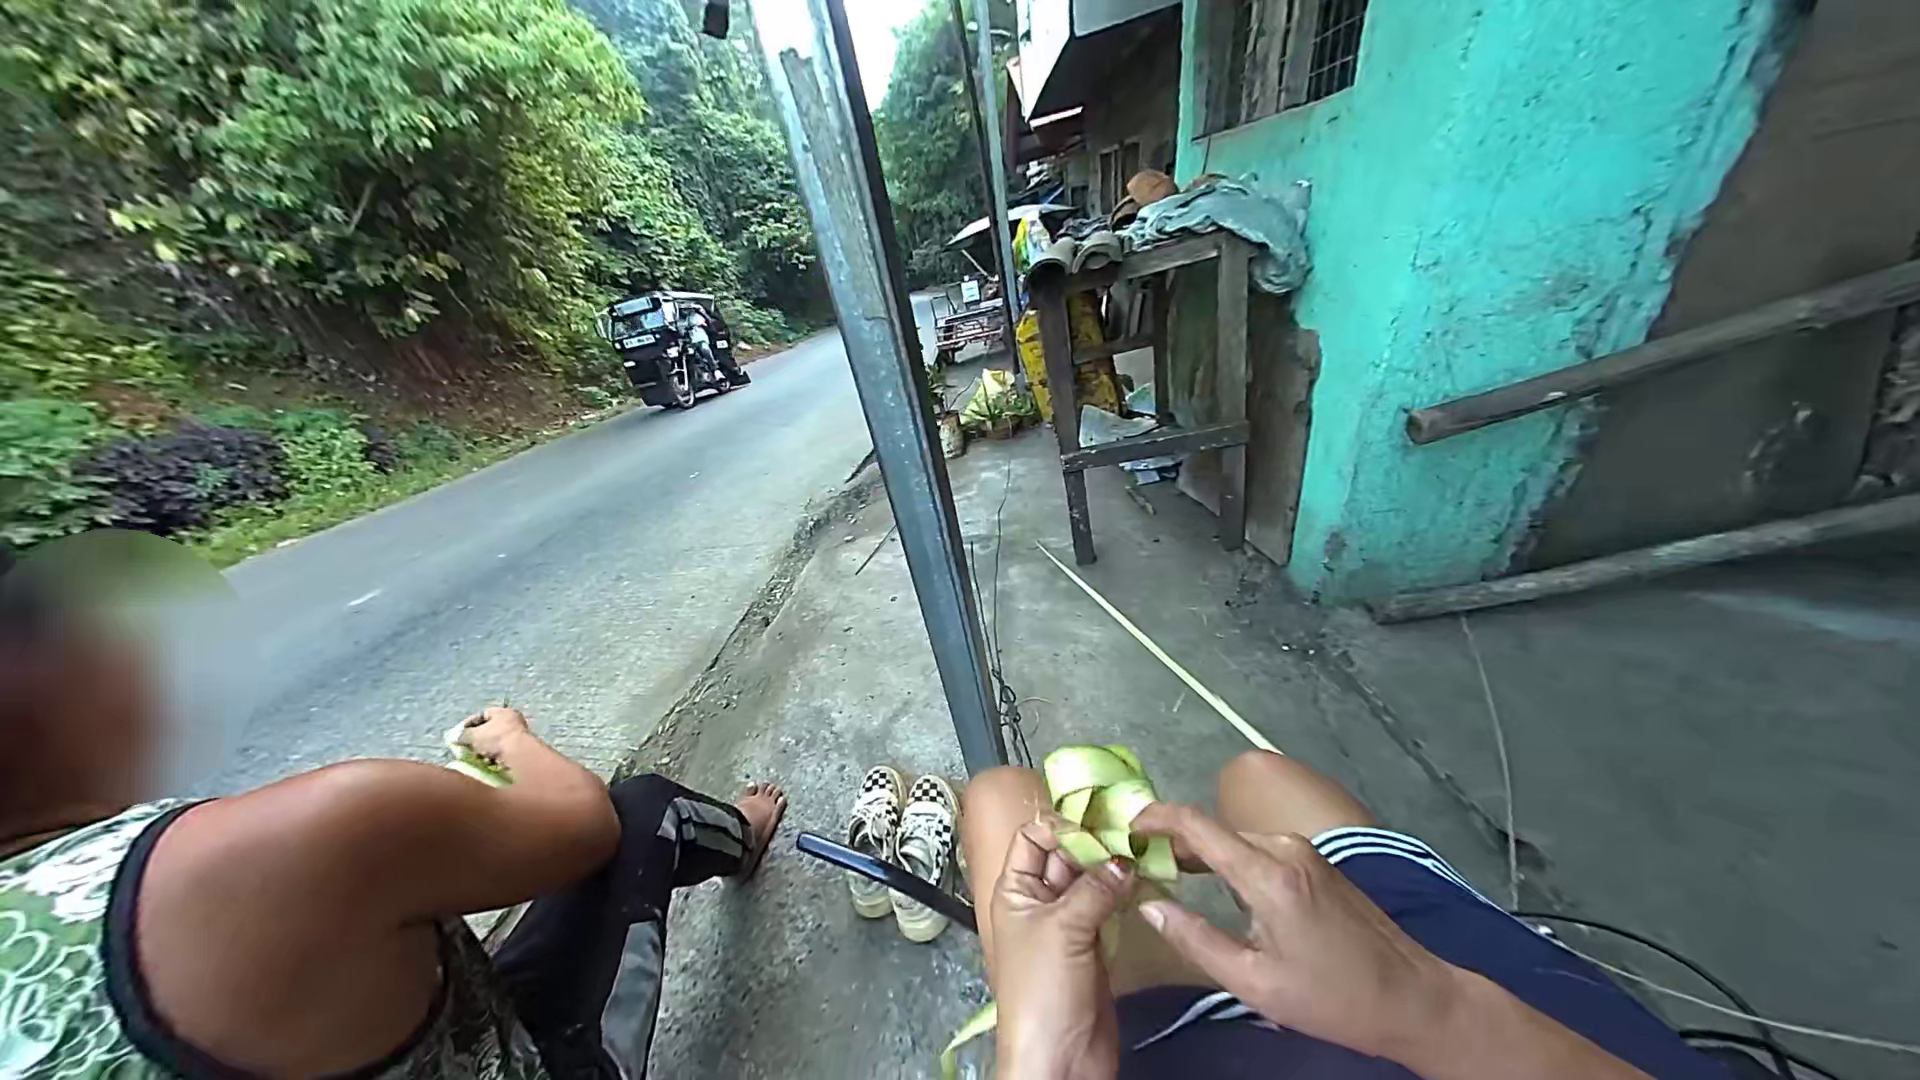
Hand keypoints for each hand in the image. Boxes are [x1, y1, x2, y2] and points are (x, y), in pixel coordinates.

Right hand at [459, 706, 530, 760]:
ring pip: (494, 742)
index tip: (458, 734)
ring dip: (483, 750)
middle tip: (467, 748)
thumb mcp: (473, 735)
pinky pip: (501, 750)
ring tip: (478, 756)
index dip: (468, 724)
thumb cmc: (495, 739)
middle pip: (488, 729)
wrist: (519, 753)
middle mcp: (513, 720)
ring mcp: (517, 734)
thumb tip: (455, 737)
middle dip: (476, 740)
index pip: (482, 715)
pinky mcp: (519, 747)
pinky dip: (493, 756)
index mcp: (504, 712)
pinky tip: (488, 761)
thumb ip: (462, 735)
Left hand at [990, 819, 1133, 1079]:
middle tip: (1130, 830)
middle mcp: (1039, 897)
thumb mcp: (1062, 928)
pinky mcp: (1092, 941)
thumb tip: (1124, 859)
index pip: (1033, 837)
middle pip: (1064, 855)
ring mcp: (1067, 920)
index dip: (1060, 825)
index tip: (1097, 819)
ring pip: (1088, 878)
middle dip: (1093, 842)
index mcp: (1016, 887)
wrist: (1061, 1062)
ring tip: (1141, 849)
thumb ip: (1094, 889)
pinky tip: (1143, 879)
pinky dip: (1121, 891)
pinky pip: (1105, 904)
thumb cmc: (1043, 987)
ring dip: (1111, 866)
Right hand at [1129, 803, 1460, 1063]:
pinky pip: (1254, 846)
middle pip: (1211, 830)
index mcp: (1267, 874)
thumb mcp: (1255, 983)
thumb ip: (1194, 940)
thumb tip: (1147, 905)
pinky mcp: (1311, 856)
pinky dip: (1228, 858)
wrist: (1418, 999)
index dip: (1155, 817)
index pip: (1195, 824)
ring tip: (1176, 878)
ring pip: (1232, 838)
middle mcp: (1281, 846)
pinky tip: (1223, 888)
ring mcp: (1300, 848)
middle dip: (1173, 843)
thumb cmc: (1334, 998)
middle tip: (1145, 867)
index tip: (1127, 829)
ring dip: (1201, 852)